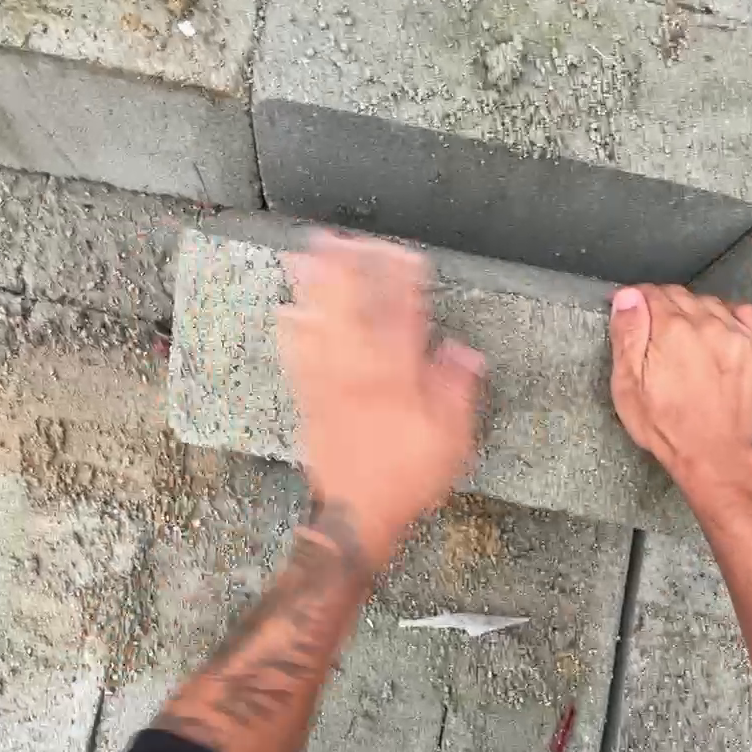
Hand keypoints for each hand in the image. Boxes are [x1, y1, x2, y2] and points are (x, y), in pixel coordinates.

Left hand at [279, 231, 485, 570]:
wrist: (357, 515)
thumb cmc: (405, 478)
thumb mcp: (451, 442)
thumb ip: (457, 392)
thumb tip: (464, 353)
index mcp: (399, 379)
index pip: (403, 316)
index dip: (403, 279)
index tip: (405, 252)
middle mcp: (360, 374)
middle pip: (350, 308)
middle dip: (345, 269)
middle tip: (337, 235)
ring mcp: (330, 386)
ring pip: (319, 325)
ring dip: (312, 287)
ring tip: (305, 253)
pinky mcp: (310, 402)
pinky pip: (296, 358)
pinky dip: (291, 331)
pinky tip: (286, 311)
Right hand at [608, 284, 751, 499]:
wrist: (712, 454)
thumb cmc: (665, 425)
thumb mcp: (628, 385)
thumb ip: (627, 335)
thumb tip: (628, 297)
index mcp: (670, 330)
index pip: (650, 293)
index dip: (636, 302)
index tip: (632, 313)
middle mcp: (707, 323)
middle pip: (680, 295)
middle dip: (663, 307)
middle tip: (654, 334)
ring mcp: (737, 334)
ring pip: (709, 303)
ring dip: (694, 313)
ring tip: (685, 342)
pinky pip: (743, 314)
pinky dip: (727, 318)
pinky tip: (716, 337)